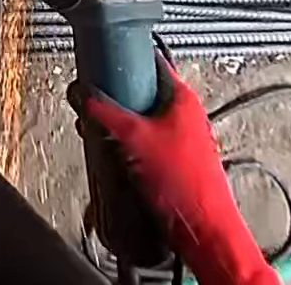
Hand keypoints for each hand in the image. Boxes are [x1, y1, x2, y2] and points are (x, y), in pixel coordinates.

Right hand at [81, 60, 274, 284]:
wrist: (205, 234)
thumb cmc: (186, 185)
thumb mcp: (135, 138)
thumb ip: (106, 112)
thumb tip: (85, 96)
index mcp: (182, 97)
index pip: (150, 60)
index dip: (126, 56)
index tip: (105, 56)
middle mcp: (184, 114)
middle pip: (142, 90)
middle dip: (115, 97)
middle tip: (96, 100)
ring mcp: (181, 138)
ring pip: (142, 118)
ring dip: (119, 124)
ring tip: (101, 131)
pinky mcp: (174, 161)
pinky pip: (146, 141)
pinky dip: (128, 144)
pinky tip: (114, 155)